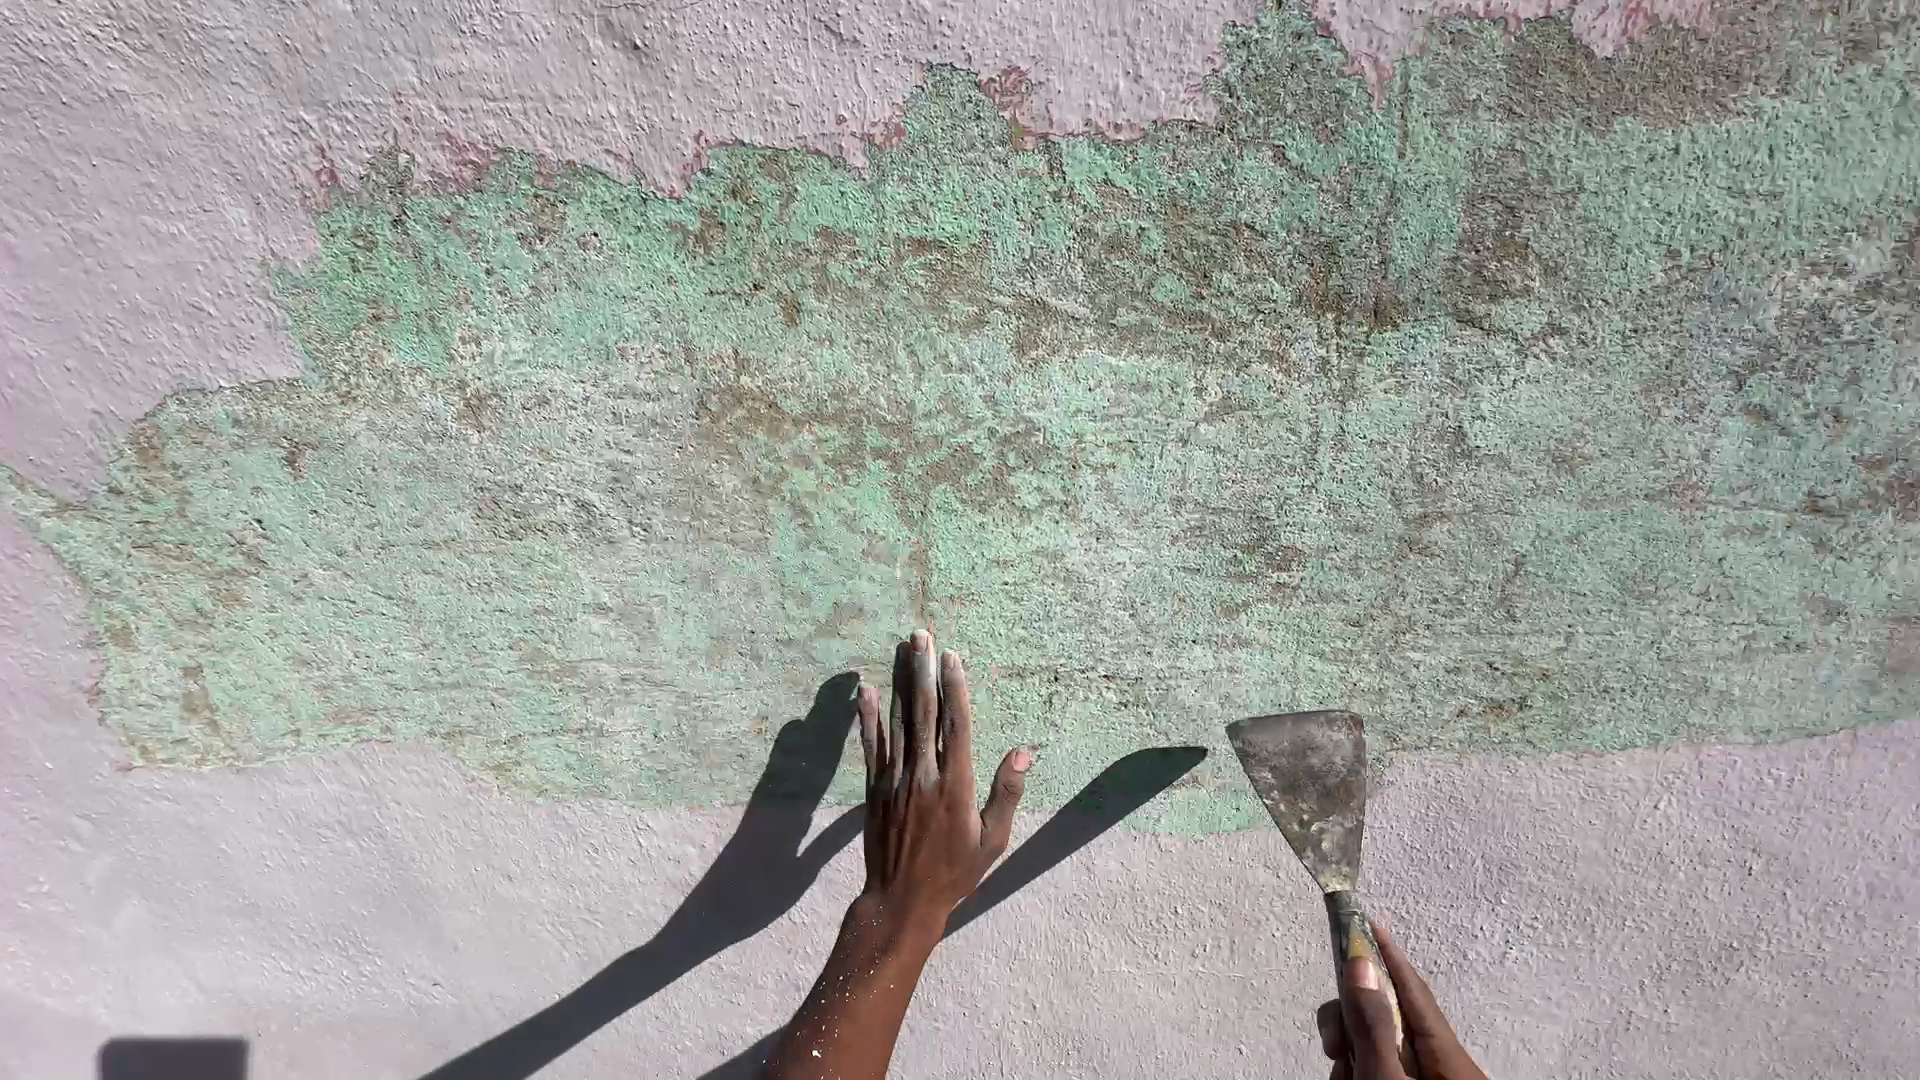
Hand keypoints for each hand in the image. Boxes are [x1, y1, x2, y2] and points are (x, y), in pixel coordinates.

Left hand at [765, 630, 1031, 1079]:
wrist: (900, 902)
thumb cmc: (955, 873)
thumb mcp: (992, 839)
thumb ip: (1006, 792)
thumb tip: (1023, 751)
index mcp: (955, 784)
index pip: (955, 724)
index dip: (954, 687)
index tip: (952, 657)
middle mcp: (923, 774)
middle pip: (924, 711)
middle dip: (923, 670)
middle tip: (921, 636)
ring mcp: (895, 779)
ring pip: (899, 720)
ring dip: (901, 682)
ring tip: (902, 648)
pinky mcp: (875, 788)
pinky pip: (871, 745)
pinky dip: (868, 717)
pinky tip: (866, 690)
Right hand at [1317, 921, 1487, 1079]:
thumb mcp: (1385, 1076)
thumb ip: (1372, 1022)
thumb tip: (1360, 962)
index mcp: (1451, 1059)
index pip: (1415, 989)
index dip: (1389, 953)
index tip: (1366, 920)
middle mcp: (1444, 1066)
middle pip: (1389, 1017)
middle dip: (1353, 1022)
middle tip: (1333, 1044)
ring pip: (1379, 1042)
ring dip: (1352, 1050)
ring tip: (1342, 1072)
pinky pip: (1382, 1064)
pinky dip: (1360, 1068)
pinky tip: (1349, 1078)